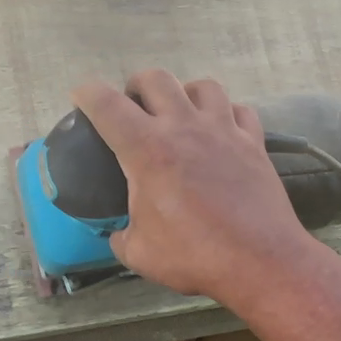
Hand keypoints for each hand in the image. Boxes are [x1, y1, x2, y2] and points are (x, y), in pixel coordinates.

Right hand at [71, 69, 321, 304]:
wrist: (260, 261)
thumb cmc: (194, 256)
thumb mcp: (139, 253)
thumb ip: (121, 236)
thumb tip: (119, 233)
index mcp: (146, 149)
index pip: (107, 104)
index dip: (87, 93)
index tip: (80, 96)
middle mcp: (184, 127)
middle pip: (156, 79)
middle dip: (137, 86)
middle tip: (133, 107)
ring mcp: (223, 130)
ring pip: (203, 86)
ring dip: (185, 93)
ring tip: (180, 113)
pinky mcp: (253, 143)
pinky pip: (240, 110)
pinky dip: (227, 114)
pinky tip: (221, 130)